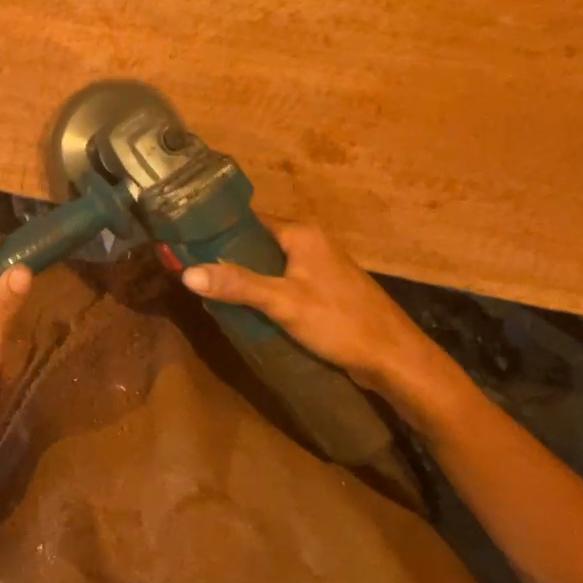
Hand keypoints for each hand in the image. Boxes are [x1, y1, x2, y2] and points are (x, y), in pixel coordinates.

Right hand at [179, 219, 446, 400]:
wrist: (397, 361)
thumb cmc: (341, 323)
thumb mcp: (283, 303)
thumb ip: (236, 285)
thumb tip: (185, 272)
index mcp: (301, 234)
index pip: (247, 221)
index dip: (216, 232)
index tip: (185, 244)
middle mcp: (311, 243)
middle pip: (256, 243)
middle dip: (227, 258)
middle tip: (193, 272)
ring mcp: (320, 268)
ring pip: (270, 265)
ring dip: (245, 277)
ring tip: (212, 290)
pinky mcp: (325, 292)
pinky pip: (284, 283)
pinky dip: (264, 292)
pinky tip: (247, 308)